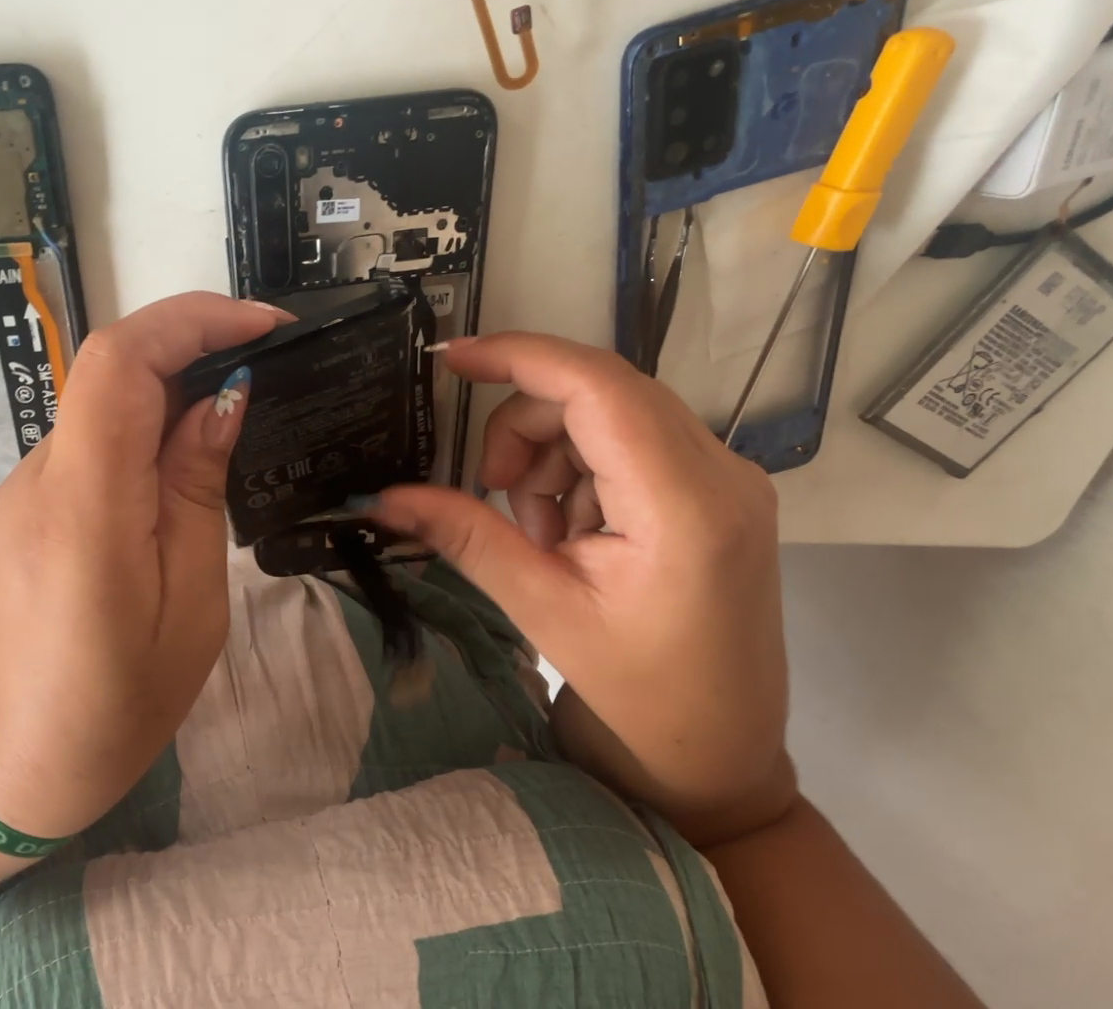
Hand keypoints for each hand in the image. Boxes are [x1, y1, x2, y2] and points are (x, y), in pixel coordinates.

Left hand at [0, 292, 283, 838]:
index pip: (121, 363)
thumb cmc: (116, 707)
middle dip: (191, 351)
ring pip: (99, 409)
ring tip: (234, 428)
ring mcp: (20, 492)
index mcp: (85, 504)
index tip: (264, 328)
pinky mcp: (21, 510)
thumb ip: (199, 491)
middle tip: (266, 374)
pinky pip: (87, 448)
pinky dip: (138, 436)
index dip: (192, 321)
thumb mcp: (190, 606)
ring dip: (168, 396)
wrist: (9, 769)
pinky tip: (179, 474)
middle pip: (109, 374)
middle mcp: (39, 479)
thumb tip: (222, 402)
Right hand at [368, 334, 792, 840]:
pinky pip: (631, 441)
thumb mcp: (540, 609)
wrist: (715, 754)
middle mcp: (722, 472)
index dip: (519, 357)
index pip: (597, 387)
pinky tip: (572, 532)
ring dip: (552, 454)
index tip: (451, 360)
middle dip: (526, 427)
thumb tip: (383, 497)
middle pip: (600, 392)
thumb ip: (465, 536)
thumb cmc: (638, 695)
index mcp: (684, 505)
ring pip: (611, 412)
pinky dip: (581, 468)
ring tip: (542, 534)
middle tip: (495, 495)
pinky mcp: (718, 491)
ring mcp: (728, 478)